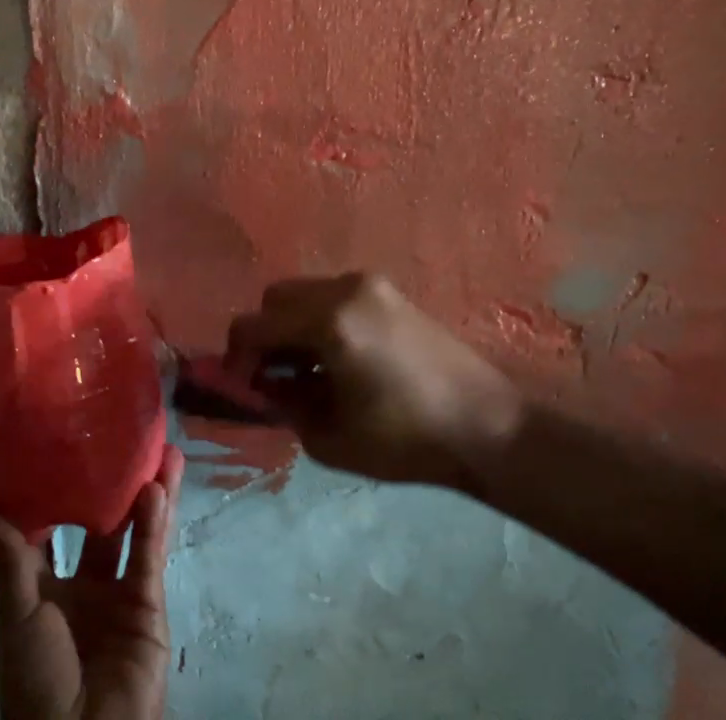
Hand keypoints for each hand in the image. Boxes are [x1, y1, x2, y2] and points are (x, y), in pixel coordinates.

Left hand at [0, 445, 184, 719]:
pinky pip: (148, 559)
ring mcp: (117, 594)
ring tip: (161, 450)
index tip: (59, 446)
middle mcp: (82, 584)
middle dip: (110, 488)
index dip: (55, 492)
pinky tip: (157, 489)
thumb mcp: (18, 614)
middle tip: (121, 440)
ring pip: (132, 534)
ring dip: (146, 495)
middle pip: (99, 525)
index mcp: (44, 586)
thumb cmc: (37, 677)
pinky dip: (154, 526)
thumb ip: (10, 556)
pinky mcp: (148, 607)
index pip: (50, 528)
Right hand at [230, 274, 521, 489]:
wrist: (489, 428)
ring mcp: (371, 285)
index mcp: (329, 323)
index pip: (253, 326)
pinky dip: (319, 320)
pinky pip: (333, 296)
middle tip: (272, 377)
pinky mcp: (390, 293)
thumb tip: (263, 386)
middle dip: (264, 336)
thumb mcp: (328, 438)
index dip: (236, 357)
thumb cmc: (407, 440)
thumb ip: (283, 405)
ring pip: (304, 293)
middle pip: (275, 299)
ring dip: (291, 326)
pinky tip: (336, 359)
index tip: (241, 387)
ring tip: (307, 371)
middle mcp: (345, 290)